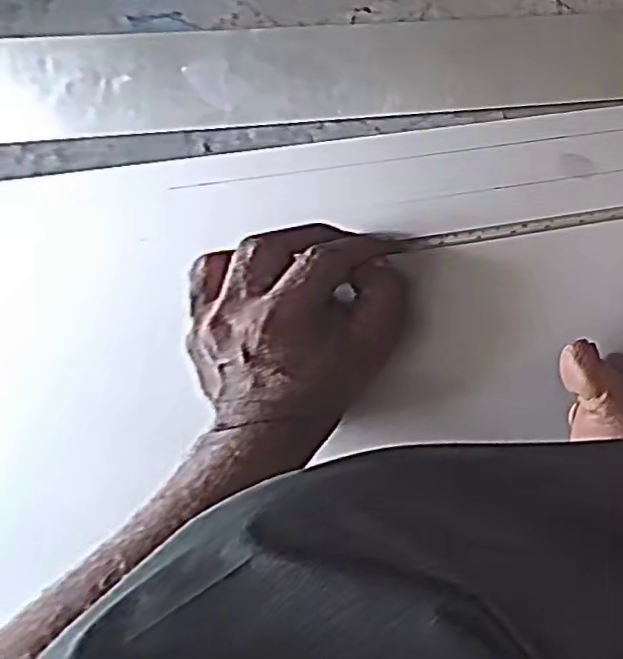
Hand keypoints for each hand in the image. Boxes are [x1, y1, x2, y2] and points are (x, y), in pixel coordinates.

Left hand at [187, 224, 410, 439]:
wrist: (274, 423)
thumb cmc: (321, 388)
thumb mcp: (377, 338)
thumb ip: (386, 292)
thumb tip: (375, 266)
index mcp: (285, 313)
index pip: (326, 255)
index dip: (363, 246)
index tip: (380, 248)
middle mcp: (240, 311)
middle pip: (274, 244)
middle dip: (319, 236)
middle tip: (345, 243)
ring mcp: (212, 317)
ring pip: (232, 255)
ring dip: (275, 246)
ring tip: (303, 253)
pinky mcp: (199, 324)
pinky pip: (206, 278)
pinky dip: (237, 267)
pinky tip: (263, 274)